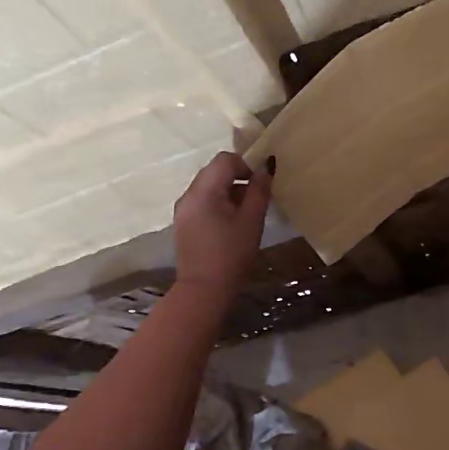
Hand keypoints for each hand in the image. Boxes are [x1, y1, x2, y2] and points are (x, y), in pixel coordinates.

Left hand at [173, 152, 271, 288]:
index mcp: (204, 191)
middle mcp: (188, 195)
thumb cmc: (232, 255)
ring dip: (228, 191)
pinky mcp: (183, 222)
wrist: (205, 289)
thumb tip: (265, 167)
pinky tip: (229, 226)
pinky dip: (218, 203)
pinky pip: (202, 201)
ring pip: (208, 186)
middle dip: (237, 179)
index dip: (245, 166)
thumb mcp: (251, 221)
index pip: (225, 159)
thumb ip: (259, 191)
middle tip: (255, 201)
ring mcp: (182, 209)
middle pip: (214, 170)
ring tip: (244, 215)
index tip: (259, 186)